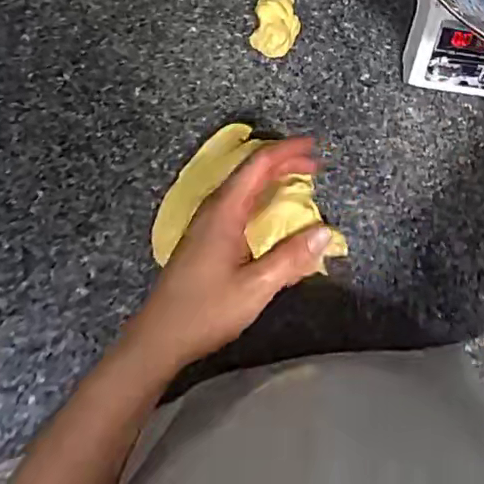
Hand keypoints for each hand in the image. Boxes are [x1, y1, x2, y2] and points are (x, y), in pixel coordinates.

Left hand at [122, 137, 334, 374]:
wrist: (158, 338)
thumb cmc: (206, 310)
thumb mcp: (255, 287)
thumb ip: (291, 258)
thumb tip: (325, 232)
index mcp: (225, 210)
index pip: (258, 164)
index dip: (287, 151)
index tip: (314, 146)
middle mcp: (215, 207)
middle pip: (251, 170)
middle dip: (284, 161)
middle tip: (315, 164)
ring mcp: (208, 221)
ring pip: (244, 184)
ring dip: (273, 177)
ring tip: (299, 179)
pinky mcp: (206, 236)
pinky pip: (239, 200)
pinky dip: (262, 194)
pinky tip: (272, 209)